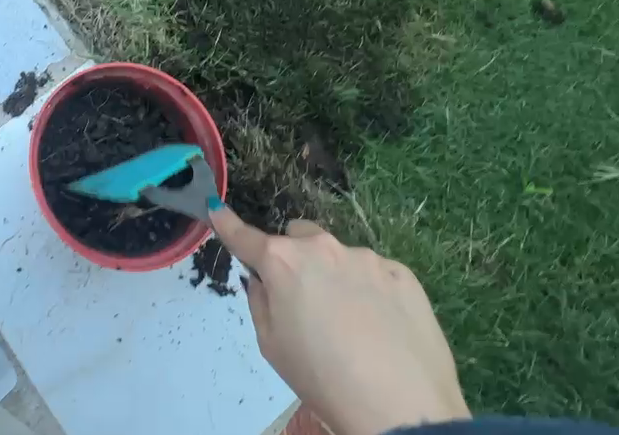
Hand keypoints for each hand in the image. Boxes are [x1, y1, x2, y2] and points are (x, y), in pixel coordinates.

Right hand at [210, 206, 470, 434]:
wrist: (402, 410)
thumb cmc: (323, 380)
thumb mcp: (271, 346)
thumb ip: (260, 301)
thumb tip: (265, 280)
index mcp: (282, 261)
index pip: (244, 236)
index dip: (226, 223)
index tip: (215, 208)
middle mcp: (321, 247)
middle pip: (298, 237)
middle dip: (296, 258)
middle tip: (307, 302)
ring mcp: (366, 257)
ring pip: (340, 255)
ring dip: (337, 276)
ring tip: (355, 325)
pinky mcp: (402, 274)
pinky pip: (376, 273)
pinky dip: (373, 291)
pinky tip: (382, 327)